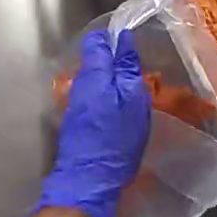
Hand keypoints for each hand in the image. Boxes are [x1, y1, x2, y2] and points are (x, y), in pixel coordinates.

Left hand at [39, 30, 150, 216]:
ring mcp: (75, 103)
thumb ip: (127, 68)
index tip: (133, 44)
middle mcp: (79, 84)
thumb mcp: (133, 100)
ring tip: (135, 94)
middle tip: (141, 73)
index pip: (96, 41)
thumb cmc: (116, 139)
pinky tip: (121, 112)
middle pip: (96, 61)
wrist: (89, 178)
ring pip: (95, 81)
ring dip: (113, 83)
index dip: (114, 38)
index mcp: (93, 74)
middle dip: (116, 62)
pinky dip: (107, 99)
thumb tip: (123, 39)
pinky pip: (93, 99)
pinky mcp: (76, 120)